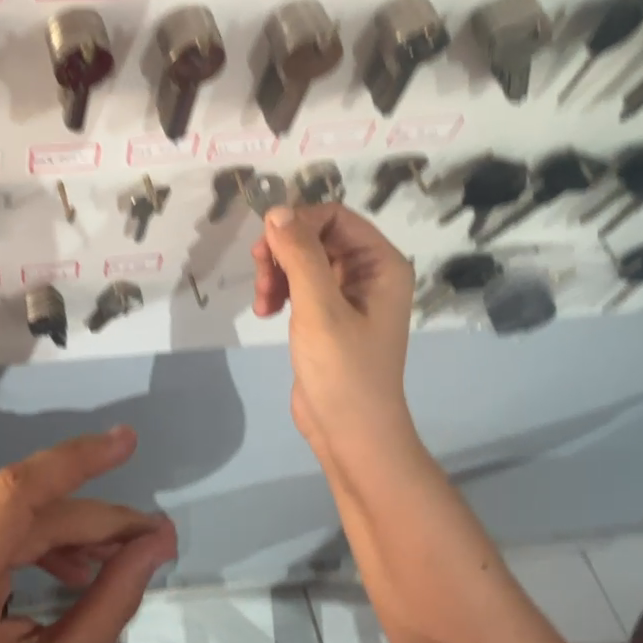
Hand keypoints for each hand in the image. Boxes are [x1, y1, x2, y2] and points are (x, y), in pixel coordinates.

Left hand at [0, 429, 177, 642]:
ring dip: (74, 535)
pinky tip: (83, 570)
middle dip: (95, 521)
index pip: (15, 495)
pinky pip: (0, 546)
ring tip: (129, 554)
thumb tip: (158, 542)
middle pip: (26, 516)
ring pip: (16, 528)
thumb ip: (112, 598)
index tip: (126, 443)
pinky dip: (45, 551)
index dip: (74, 460)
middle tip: (155, 535)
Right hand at [252, 203, 418, 462]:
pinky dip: (278, 291)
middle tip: (261, 280)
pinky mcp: (327, 316)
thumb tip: (276, 210)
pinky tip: (265, 312)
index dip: (296, 224)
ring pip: (301, 259)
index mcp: (381, 264)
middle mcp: (368, 273)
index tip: (265, 252)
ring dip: (275, 272)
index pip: (334, 216)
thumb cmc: (343, 370)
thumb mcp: (319, 309)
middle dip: (282, 252)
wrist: (350, 432)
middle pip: (315, 235)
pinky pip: (298, 285)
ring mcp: (347, 295)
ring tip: (262, 303)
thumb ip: (299, 256)